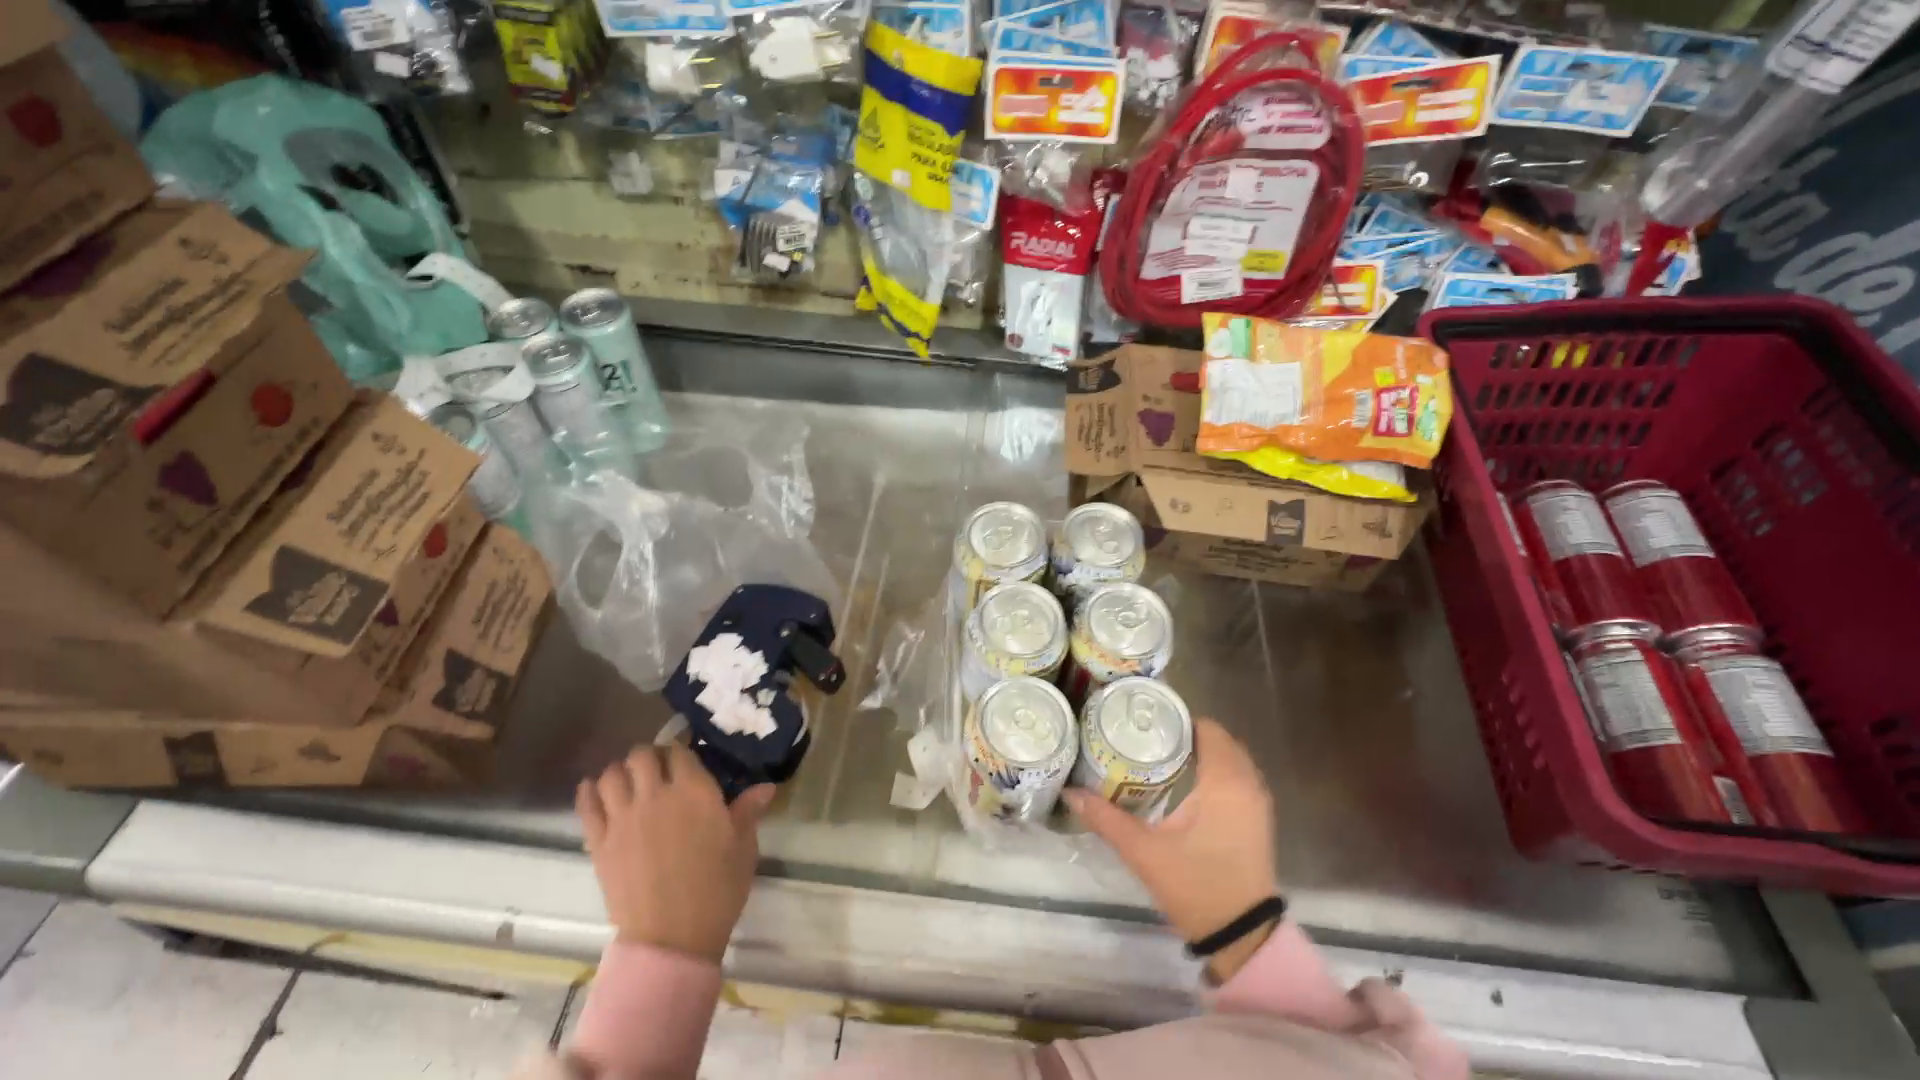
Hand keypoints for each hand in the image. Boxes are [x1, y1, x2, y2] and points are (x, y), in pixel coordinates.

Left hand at [576, 744, 774, 962]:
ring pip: (612, 773)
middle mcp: (656, 794)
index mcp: (695, 791)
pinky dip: (590, 792)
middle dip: (649, 758)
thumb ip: (748, 811)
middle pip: (642, 755)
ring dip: (620, 772)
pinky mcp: (599, 840)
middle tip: (657, 773)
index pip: (680, 752)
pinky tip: (596, 793)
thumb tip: (766, 787)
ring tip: (629, 784)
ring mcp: (623, 816)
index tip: (685, 762)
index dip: (681, 753)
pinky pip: (587, 803)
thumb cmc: (717, 890)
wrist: (673, 937)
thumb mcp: (743, 848)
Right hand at [1065, 718, 1278, 981]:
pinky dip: (1215, 772)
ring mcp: (1258, 803)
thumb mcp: (1144, 852)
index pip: (1207, 729)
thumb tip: (1070, 793)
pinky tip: (1183, 786)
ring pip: (1231, 760)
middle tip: (1146, 739)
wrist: (1241, 935)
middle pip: (1219, 741)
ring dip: (1202, 754)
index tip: (1145, 722)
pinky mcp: (1258, 820)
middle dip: (1185, 735)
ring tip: (1160, 758)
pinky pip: (1238, 779)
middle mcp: (1248, 784)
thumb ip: (1106, 818)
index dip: (1177, 720)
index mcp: (1225, 782)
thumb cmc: (1196, 886)